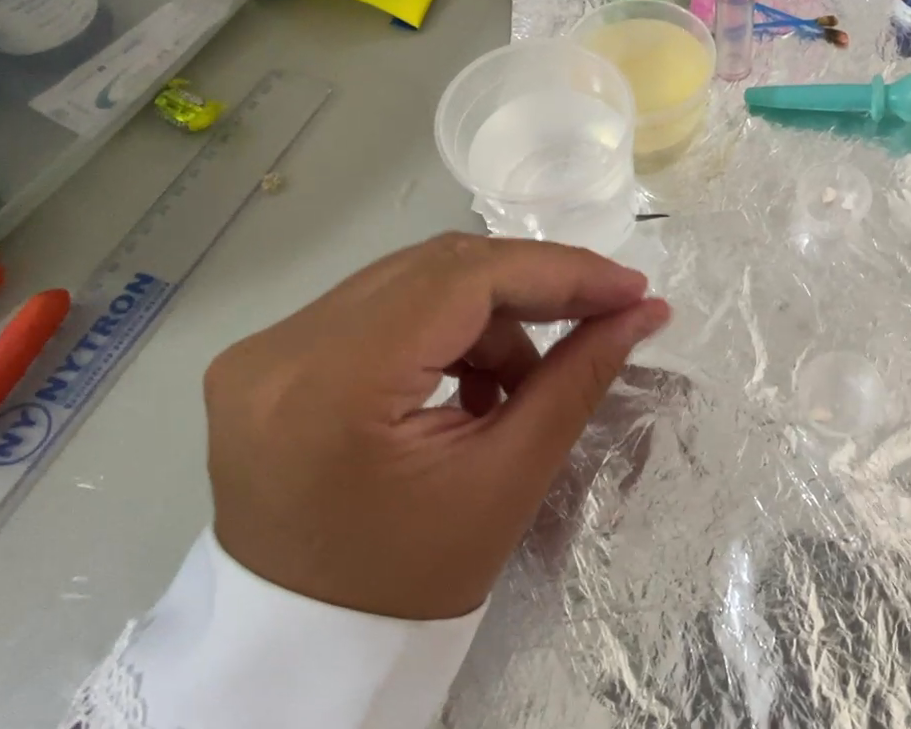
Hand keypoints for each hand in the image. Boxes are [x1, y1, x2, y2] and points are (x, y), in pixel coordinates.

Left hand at [204, 234, 669, 619]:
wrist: (309, 642)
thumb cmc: (415, 577)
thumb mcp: (511, 476)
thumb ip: (579, 376)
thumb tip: (646, 309)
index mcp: (331, 386)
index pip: (463, 279)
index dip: (559, 271)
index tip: (631, 290)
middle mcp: (279, 349)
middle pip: (437, 268)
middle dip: (533, 283)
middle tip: (604, 310)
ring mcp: (264, 349)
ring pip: (412, 281)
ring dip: (490, 311)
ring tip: (527, 377)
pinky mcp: (268, 358)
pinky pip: (382, 309)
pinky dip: (447, 328)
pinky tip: (475, 382)